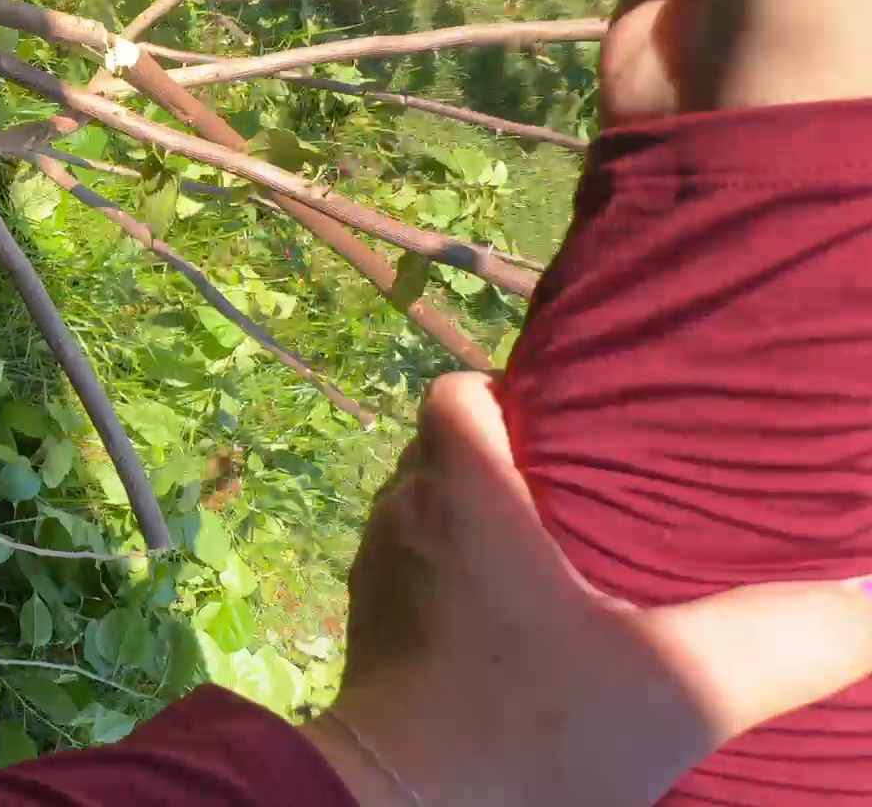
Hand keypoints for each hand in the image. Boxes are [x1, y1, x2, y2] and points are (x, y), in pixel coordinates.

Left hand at [300, 375, 871, 806]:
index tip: (563, 417)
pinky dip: (450, 544)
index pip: (454, 394)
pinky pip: (408, 541)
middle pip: (442, 441)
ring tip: (557, 536)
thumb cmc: (536, 723)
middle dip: (504, 447)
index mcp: (461, 493)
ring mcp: (376, 552)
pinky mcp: (369, 598)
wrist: (415, 792)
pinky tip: (506, 596)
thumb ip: (786, 635)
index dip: (499, 389)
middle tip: (585, 479)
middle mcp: (402, 506)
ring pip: (421, 492)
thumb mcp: (682, 682)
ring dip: (476, 501)